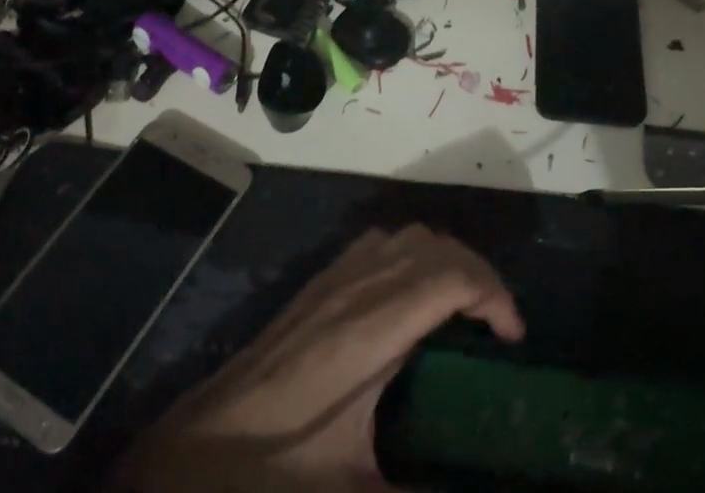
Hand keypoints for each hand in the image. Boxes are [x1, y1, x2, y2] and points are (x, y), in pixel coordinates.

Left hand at [113, 224, 524, 492]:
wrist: (192, 455)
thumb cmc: (271, 470)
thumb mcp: (350, 490)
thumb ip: (418, 492)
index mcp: (368, 334)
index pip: (448, 277)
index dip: (494, 296)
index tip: (512, 339)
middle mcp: (353, 292)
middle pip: (435, 246)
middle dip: (480, 274)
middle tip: (497, 325)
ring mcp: (331, 283)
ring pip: (406, 237)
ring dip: (446, 259)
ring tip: (463, 307)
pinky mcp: (315, 288)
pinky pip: (378, 245)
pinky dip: (413, 256)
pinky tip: (412, 300)